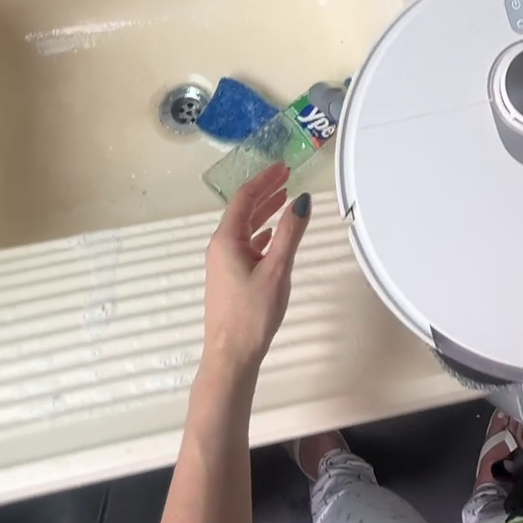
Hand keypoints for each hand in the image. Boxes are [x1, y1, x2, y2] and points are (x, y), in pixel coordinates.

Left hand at [201, 164, 310, 378]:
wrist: (231, 355)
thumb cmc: (252, 313)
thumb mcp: (276, 270)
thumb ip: (290, 233)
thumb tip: (302, 200)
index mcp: (226, 241)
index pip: (244, 199)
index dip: (264, 180)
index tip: (283, 166)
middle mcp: (221, 247)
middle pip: (242, 210)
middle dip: (265, 191)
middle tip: (287, 175)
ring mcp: (224, 263)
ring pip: (244, 227)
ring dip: (264, 211)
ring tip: (285, 198)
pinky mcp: (230, 277)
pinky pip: (246, 244)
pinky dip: (261, 232)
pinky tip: (273, 234)